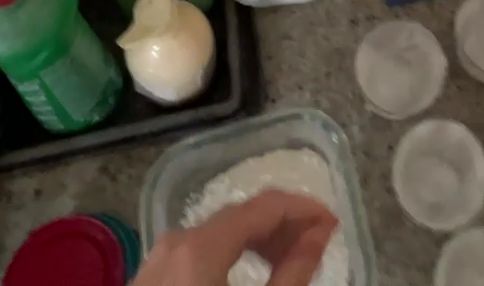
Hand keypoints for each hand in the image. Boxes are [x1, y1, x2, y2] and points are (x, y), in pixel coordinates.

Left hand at [133, 191, 337, 285]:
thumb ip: (292, 274)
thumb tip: (318, 236)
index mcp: (202, 246)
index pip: (266, 205)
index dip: (305, 209)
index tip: (334, 226)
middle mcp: (177, 240)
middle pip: (242, 216)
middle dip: (284, 227)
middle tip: (318, 247)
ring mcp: (157, 260)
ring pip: (220, 233)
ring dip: (260, 242)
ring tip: (289, 264)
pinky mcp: (149, 280)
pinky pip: (199, 252)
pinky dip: (232, 255)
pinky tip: (251, 276)